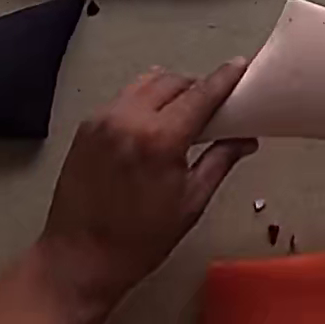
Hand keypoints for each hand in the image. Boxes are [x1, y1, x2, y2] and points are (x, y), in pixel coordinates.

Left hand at [34, 60, 256, 315]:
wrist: (77, 259)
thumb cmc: (140, 240)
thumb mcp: (190, 203)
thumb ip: (220, 161)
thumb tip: (247, 139)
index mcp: (160, 138)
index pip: (200, 94)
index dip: (224, 78)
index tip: (240, 64)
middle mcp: (130, 117)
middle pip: (174, 81)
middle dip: (197, 87)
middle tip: (212, 106)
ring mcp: (105, 117)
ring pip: (147, 81)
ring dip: (169, 88)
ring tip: (181, 111)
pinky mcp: (88, 123)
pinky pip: (125, 96)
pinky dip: (144, 99)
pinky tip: (151, 122)